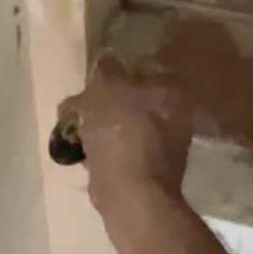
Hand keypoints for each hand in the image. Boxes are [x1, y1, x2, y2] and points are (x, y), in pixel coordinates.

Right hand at [57, 57, 193, 215]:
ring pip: (125, 124)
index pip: (145, 68)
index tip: (94, 80)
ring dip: (103, 125)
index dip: (117, 72)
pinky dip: (105, 149)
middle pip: (134, 98)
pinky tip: (85, 151)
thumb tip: (107, 60)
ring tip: (76, 129)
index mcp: (172, 91)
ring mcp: (164, 144)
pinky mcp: (148, 169)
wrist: (130, 193)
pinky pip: (121, 149)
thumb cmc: (120, 132)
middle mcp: (176, 115)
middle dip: (106, 101)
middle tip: (79, 105)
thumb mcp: (106, 88)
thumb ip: (107, 69)